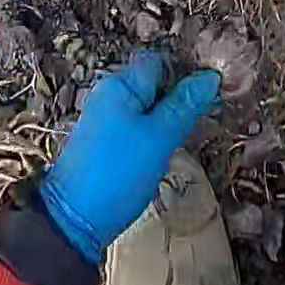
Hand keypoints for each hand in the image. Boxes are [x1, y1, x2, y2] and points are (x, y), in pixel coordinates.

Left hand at [39, 52, 220, 263]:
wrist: (74, 223)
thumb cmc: (116, 175)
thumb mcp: (160, 136)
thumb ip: (185, 104)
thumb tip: (209, 78)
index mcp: (120, 85)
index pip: (163, 61)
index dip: (188, 72)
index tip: (210, 88)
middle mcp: (110, 94)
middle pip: (156, 82)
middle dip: (181, 96)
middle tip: (204, 112)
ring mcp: (106, 117)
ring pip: (149, 104)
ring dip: (169, 114)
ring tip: (188, 131)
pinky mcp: (106, 139)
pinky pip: (138, 122)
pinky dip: (155, 130)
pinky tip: (167, 146)